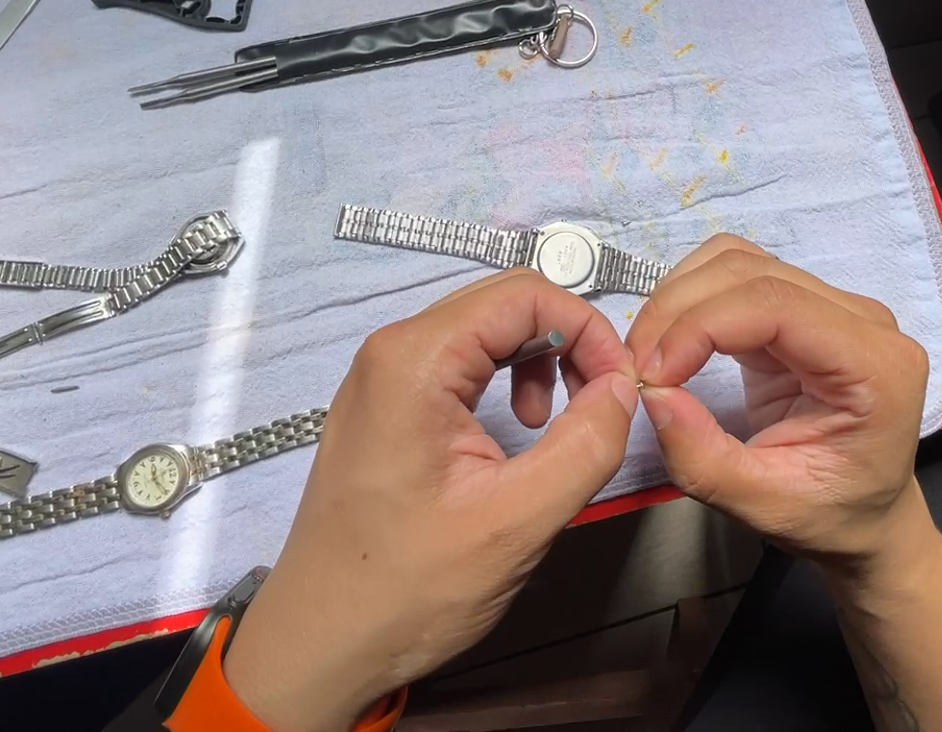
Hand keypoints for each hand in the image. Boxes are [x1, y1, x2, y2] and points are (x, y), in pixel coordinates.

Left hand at [224, 269, 640, 730]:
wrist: (317, 645)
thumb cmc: (407, 589)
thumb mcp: (515, 522)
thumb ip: (585, 446)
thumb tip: (624, 386)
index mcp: (416, 358)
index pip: (524, 294)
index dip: (587, 327)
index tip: (621, 383)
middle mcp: (395, 346)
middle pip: (504, 302)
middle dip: (566, 340)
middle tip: (599, 400)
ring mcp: (385, 369)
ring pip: (486, 326)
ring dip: (538, 357)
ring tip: (550, 421)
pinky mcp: (387, 396)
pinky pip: (463, 358)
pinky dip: (507, 375)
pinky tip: (515, 425)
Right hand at [626, 235, 933, 579]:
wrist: (868, 511)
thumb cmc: (830, 514)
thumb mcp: (765, 508)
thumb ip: (704, 460)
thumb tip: (653, 393)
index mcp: (874, 365)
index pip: (774, 304)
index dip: (700, 325)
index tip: (651, 374)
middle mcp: (860, 318)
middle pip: (749, 270)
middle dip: (676, 309)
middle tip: (636, 366)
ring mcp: (830, 303)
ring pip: (735, 259)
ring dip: (678, 296)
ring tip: (649, 352)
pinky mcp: (797, 303)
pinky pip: (734, 274)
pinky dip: (689, 296)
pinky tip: (671, 338)